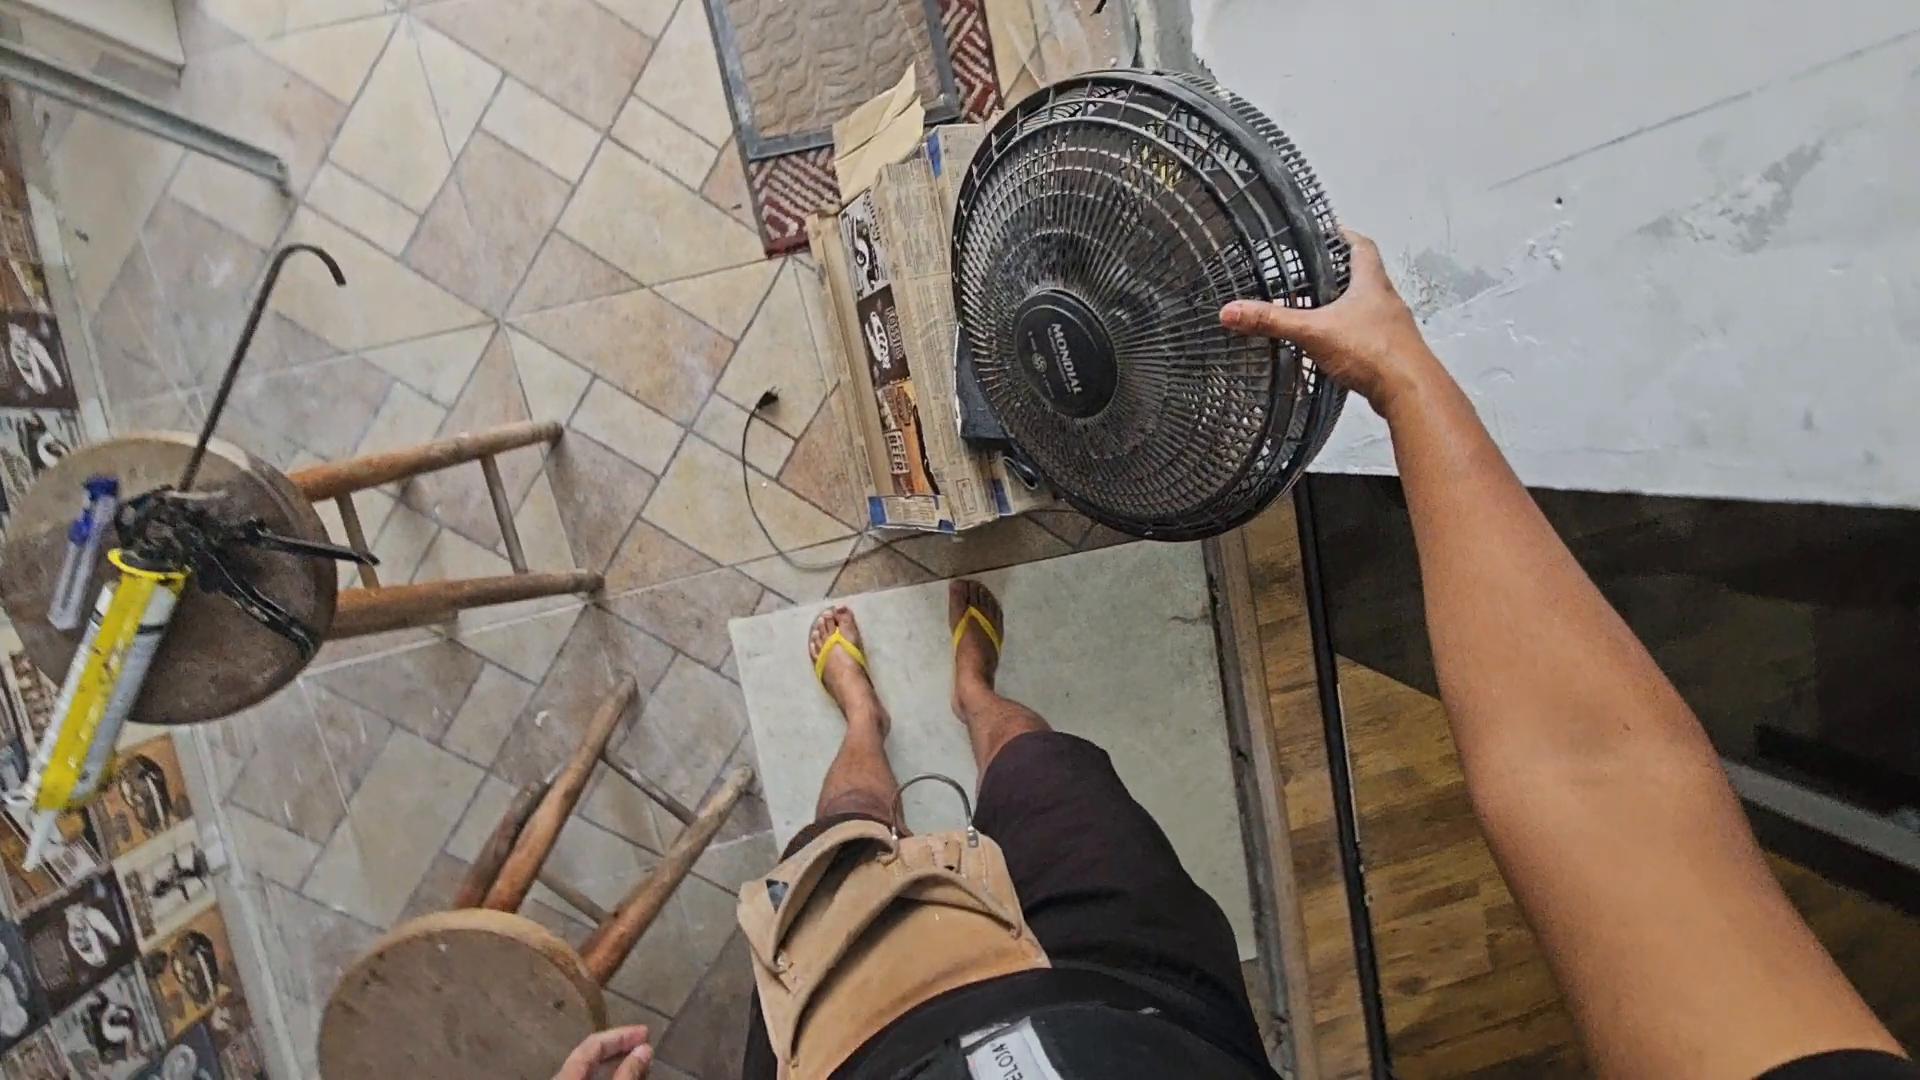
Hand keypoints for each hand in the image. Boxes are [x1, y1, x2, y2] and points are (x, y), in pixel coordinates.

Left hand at [553, 1025, 651, 1079]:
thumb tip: (645, 1048)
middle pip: (588, 1055)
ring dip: (612, 1062)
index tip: (645, 1033)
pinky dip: (604, 1075)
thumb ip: (627, 1074)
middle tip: (643, 1044)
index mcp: (565, 1075)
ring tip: (635, 1061)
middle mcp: (559, 1076)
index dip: (621, 1035)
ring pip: (586, 1070)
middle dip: (618, 1046)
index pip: (593, 1043)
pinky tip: (618, 1077)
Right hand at [1220, 229, 1438, 415]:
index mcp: (1370, 283)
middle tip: (1308, 274)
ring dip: (1341, 305)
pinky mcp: (1387, 351)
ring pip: (1363, 306)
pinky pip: (1364, 333)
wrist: (1408, 388)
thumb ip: (1272, 321)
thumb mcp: (1312, 332)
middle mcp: (1384, 299)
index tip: (1327, 232)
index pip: (1361, 247)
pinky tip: (1330, 343)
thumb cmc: (1369, 350)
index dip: (1344, 236)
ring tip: (1313, 309)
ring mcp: (1388, 326)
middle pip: (1362, 276)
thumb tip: (1230, 311)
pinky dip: (1347, 332)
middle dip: (1337, 273)